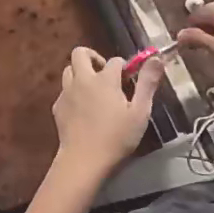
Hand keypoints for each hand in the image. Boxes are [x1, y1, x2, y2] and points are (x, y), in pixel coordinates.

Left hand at [51, 47, 162, 179]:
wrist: (84, 159)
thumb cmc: (116, 137)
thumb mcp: (140, 112)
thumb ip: (147, 83)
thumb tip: (156, 58)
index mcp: (104, 79)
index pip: (115, 61)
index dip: (124, 67)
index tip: (129, 81)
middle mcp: (82, 80)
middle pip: (80, 53)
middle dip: (94, 57)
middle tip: (105, 75)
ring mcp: (66, 92)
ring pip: (69, 70)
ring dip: (80, 73)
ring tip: (94, 90)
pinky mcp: (57, 106)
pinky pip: (64, 90)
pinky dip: (73, 92)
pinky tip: (83, 109)